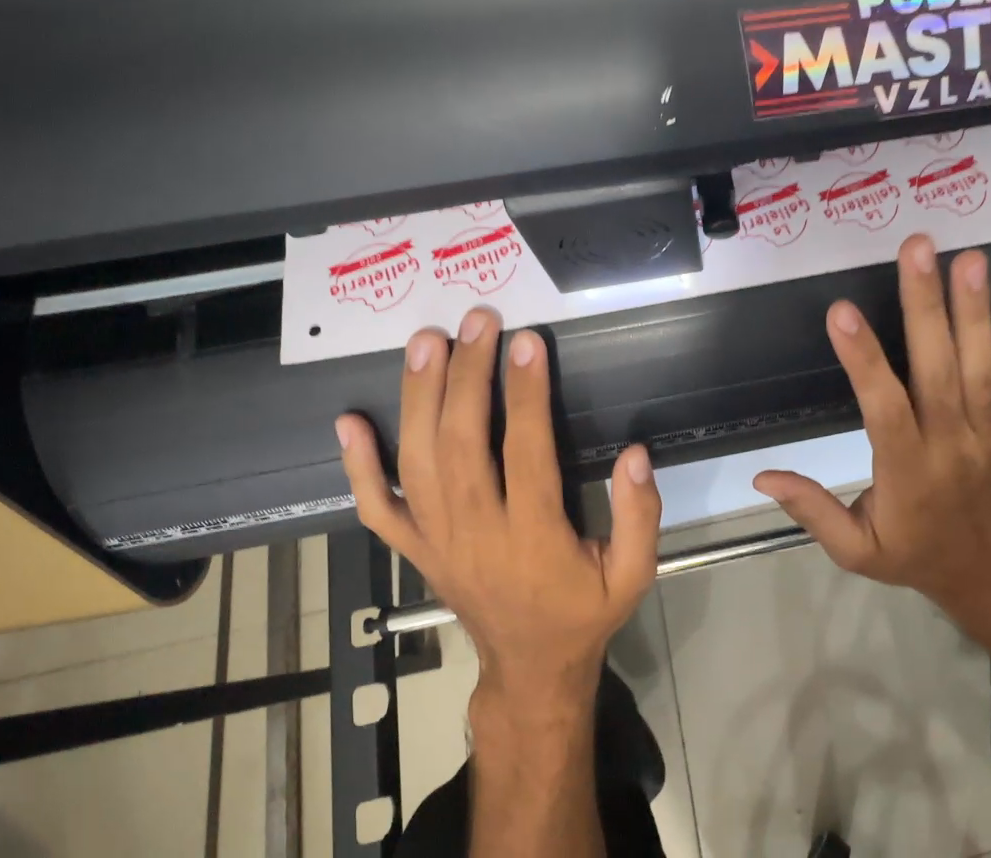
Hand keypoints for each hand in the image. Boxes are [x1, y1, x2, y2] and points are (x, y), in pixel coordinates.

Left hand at [334, 310, 661, 719]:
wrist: (531, 669)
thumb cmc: (585, 614)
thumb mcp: (635, 574)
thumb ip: (641, 515)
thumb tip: (635, 455)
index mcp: (535, 537)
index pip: (525, 451)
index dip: (525, 393)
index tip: (527, 342)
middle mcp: (478, 533)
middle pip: (462, 443)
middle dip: (467, 376)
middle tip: (476, 322)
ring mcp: (437, 541)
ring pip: (419, 462)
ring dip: (418, 399)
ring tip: (425, 344)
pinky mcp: (415, 550)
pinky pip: (378, 506)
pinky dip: (358, 466)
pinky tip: (349, 422)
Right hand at [753, 233, 990, 613]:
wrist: (979, 568)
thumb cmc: (909, 552)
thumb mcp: (853, 549)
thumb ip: (811, 510)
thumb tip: (763, 476)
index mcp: (908, 469)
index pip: (885, 408)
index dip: (864, 361)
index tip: (842, 312)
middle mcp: (951, 441)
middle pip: (940, 369)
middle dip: (926, 306)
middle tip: (917, 250)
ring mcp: (985, 429)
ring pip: (982, 366)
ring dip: (975, 310)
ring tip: (967, 258)